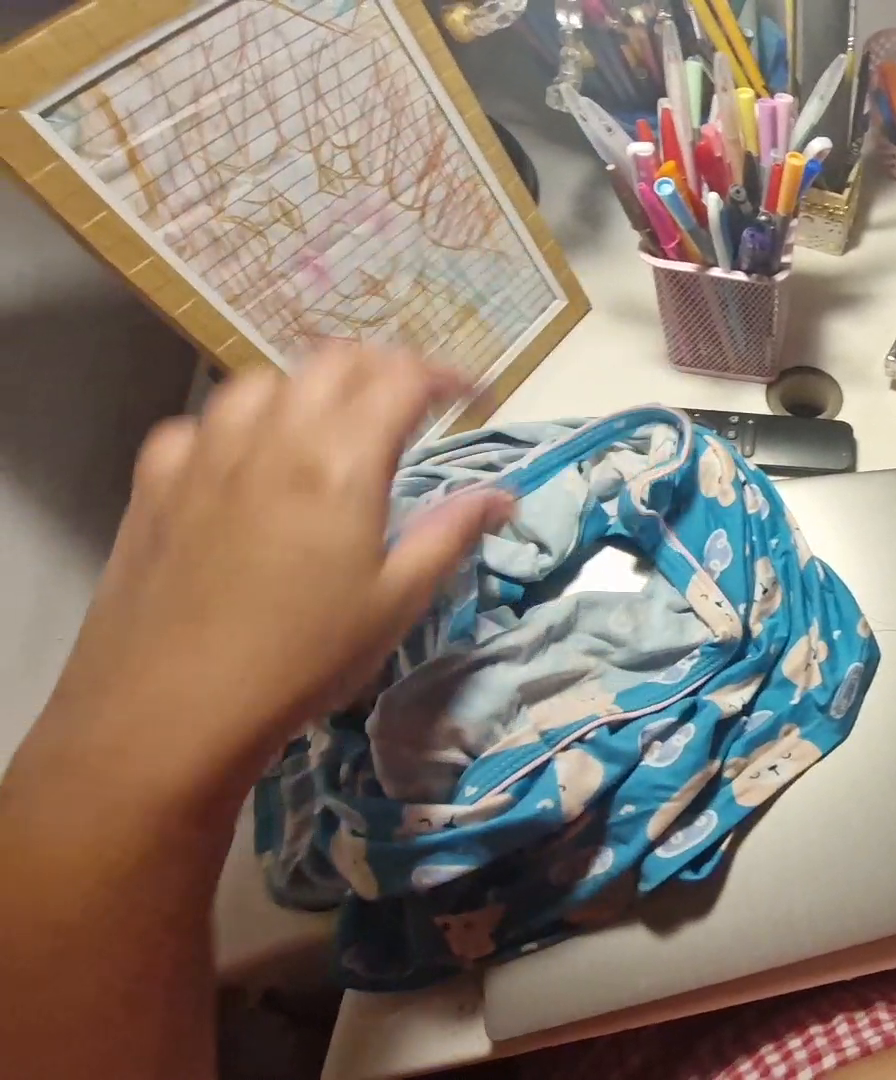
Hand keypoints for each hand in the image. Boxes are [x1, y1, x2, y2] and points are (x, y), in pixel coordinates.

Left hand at [20, 348, 513, 813]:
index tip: (478, 396)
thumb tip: (504, 495)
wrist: (170, 710)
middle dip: (388, 368)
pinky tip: (260, 459)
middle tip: (423, 401)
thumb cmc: (309, 654)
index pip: (399, 381)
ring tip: (347, 422)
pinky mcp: (157, 485)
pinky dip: (247, 421)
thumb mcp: (403, 596)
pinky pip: (204, 421)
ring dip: (318, 386)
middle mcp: (269, 441)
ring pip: (264, 380)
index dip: (448, 377)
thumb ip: (453, 531)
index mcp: (339, 464)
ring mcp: (203, 458)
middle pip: (332, 362)